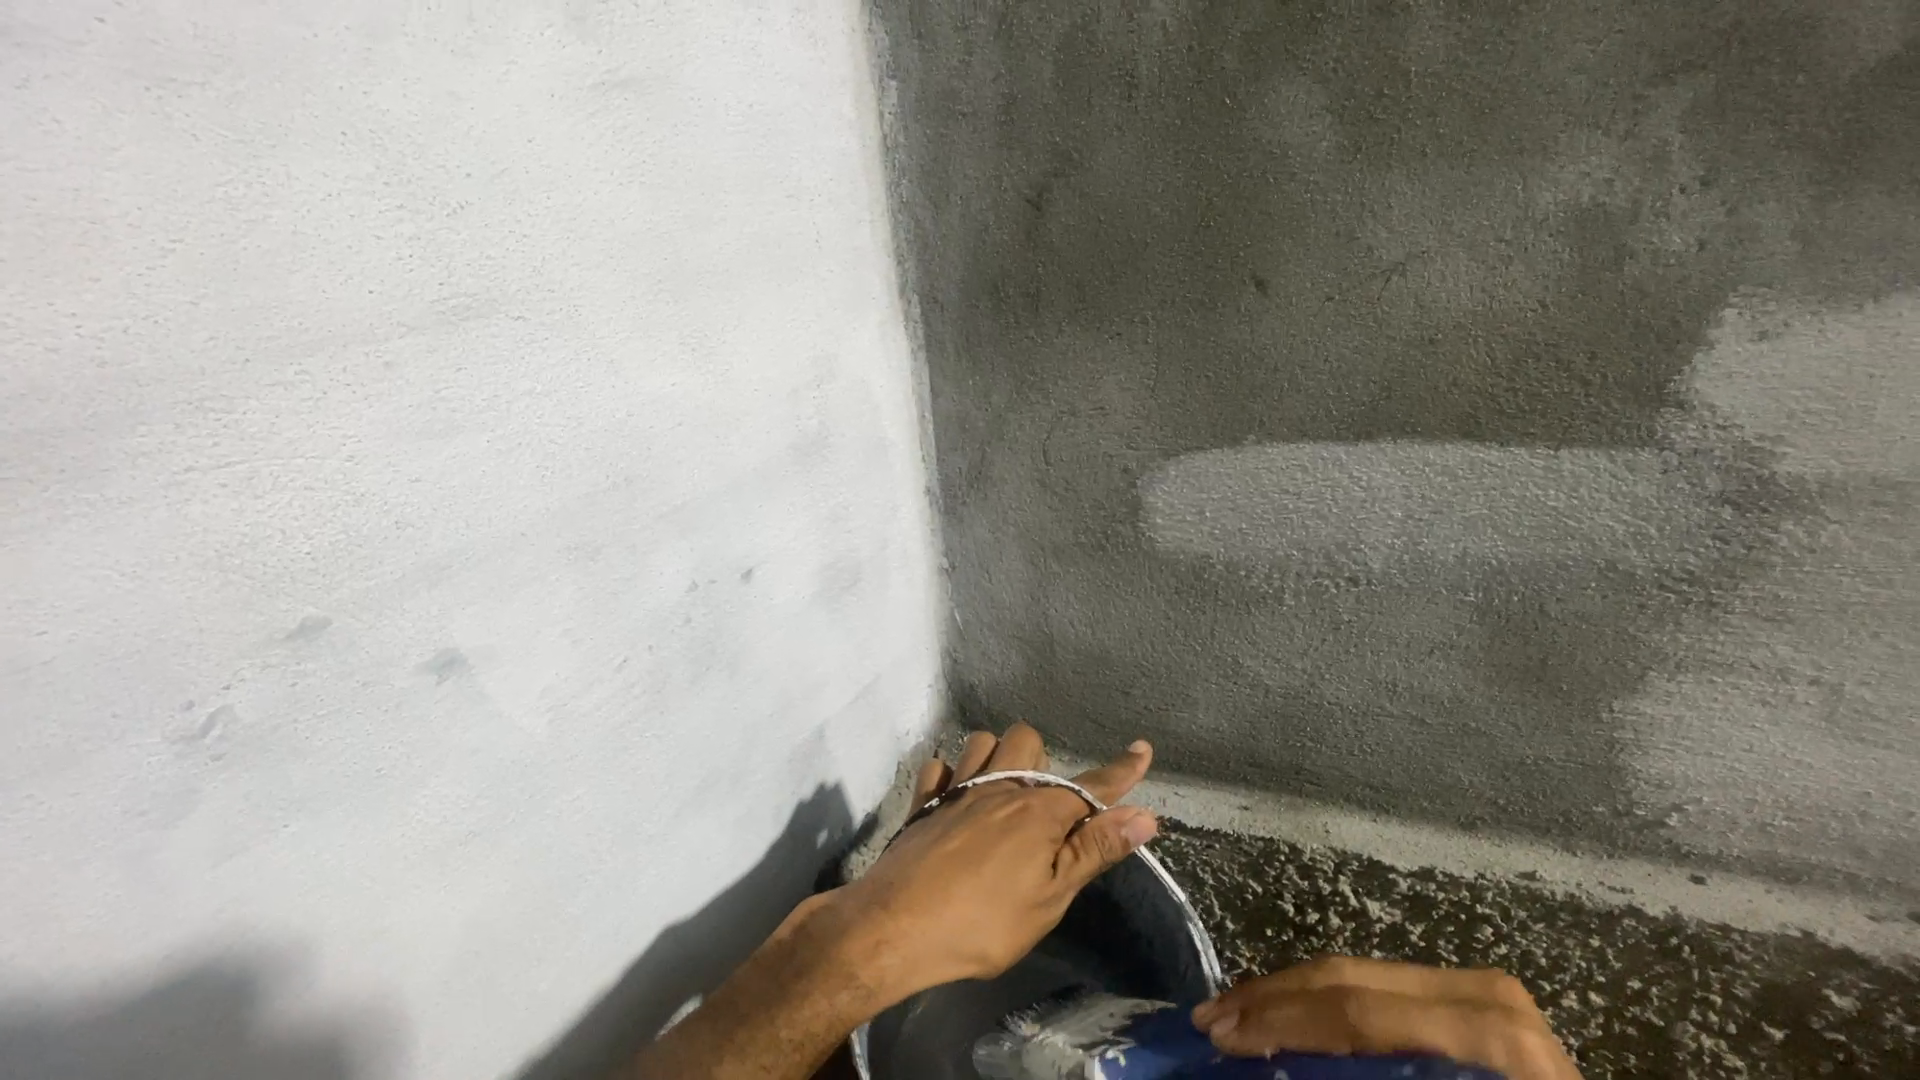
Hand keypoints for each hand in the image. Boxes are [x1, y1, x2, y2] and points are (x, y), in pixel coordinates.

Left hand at [826, 723, 1157, 1002]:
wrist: (896, 927)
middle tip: (1044, 806)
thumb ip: (1093, 851)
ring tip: (1002, 792)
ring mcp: (956, 790)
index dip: (1122, 770)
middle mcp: (1000, 787)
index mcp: (1039, 811)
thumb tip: (1143, 815)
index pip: (1092, 786)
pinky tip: (953, 797)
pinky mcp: (922, 803)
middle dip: (1043, 760)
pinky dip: (950, 773)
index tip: (1142, 749)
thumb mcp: (1050, 897)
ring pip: (982, 741)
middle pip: (1028, 741)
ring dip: (997, 756)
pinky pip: (938, 766)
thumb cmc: (983, 923)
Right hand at [1190, 956, 1582, 1079]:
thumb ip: (1356, 1072)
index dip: (1280, 1023)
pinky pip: (1381, 984)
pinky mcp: (1476, 994)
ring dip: (1289, 993)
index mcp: (1487, 1038)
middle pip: (1349, 978)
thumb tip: (1269, 1065)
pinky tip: (1288, 1009)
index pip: (1356, 1015)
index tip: (1219, 1037)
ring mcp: (1484, 989)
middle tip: (1208, 1017)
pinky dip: (1327, 997)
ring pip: (1358, 971)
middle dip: (1269, 998)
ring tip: (1233, 1009)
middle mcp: (1486, 997)